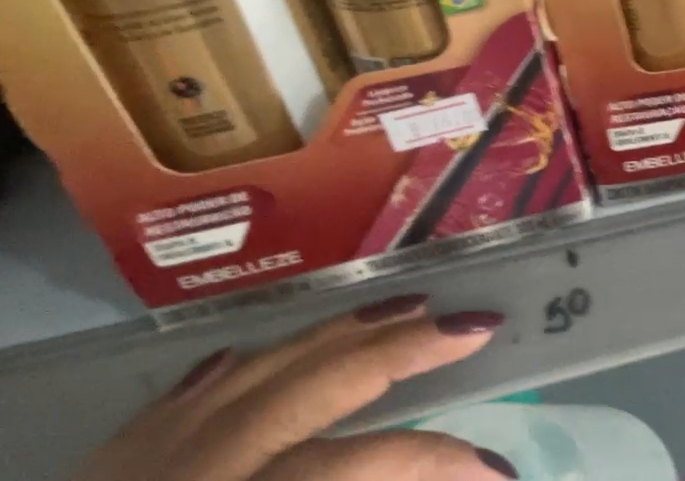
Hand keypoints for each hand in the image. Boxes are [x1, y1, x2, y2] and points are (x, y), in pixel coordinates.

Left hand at [77, 296, 517, 480]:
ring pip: (263, 367)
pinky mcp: (100, 469)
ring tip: (410, 305)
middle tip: (479, 325)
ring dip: (344, 332)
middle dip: (408, 350)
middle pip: (319, 385)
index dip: (443, 463)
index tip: (501, 474)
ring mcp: (138, 464)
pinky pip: (182, 395)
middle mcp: (194, 474)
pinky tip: (260, 351)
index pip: (365, 465)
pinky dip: (239, 366)